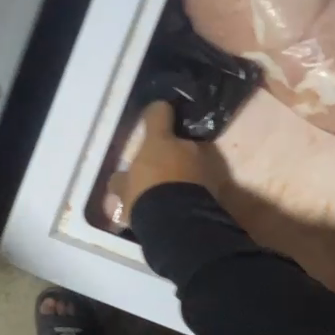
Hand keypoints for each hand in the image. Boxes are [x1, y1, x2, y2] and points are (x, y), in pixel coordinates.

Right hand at [113, 102, 222, 222]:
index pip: (159, 111)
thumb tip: (119, 178)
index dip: (154, 114)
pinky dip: (193, 186)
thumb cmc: (145, 197)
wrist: (177, 222)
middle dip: (170, 152)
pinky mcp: (216, 183)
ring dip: (183, 170)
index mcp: (160, 141)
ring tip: (172, 190)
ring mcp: (204, 163)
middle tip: (159, 170)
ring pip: (191, 160)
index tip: (150, 120)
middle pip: (178, 140)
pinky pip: (200, 179)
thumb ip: (121, 181)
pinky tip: (183, 201)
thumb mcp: (124, 190)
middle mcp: (186, 145)